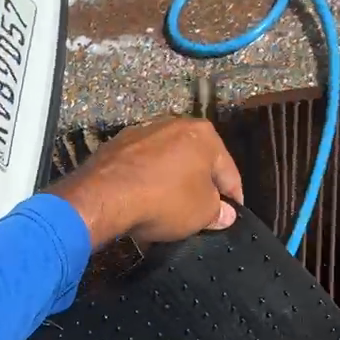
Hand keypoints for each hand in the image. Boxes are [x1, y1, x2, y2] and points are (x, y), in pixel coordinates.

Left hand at [46, 118, 244, 245]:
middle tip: (202, 215)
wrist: (106, 195)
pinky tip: (144, 205)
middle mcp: (174, 124)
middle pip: (196, 163)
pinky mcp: (116, 147)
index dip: (234, 197)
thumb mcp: (201, 213)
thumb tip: (226, 214)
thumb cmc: (166, 200)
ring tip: (171, 213)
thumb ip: (217, 211)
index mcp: (204, 135)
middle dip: (200, 188)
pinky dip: (147, 185)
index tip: (233, 214)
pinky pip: (141, 170)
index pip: (228, 171)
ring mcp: (142, 133)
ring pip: (167, 164)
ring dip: (172, 186)